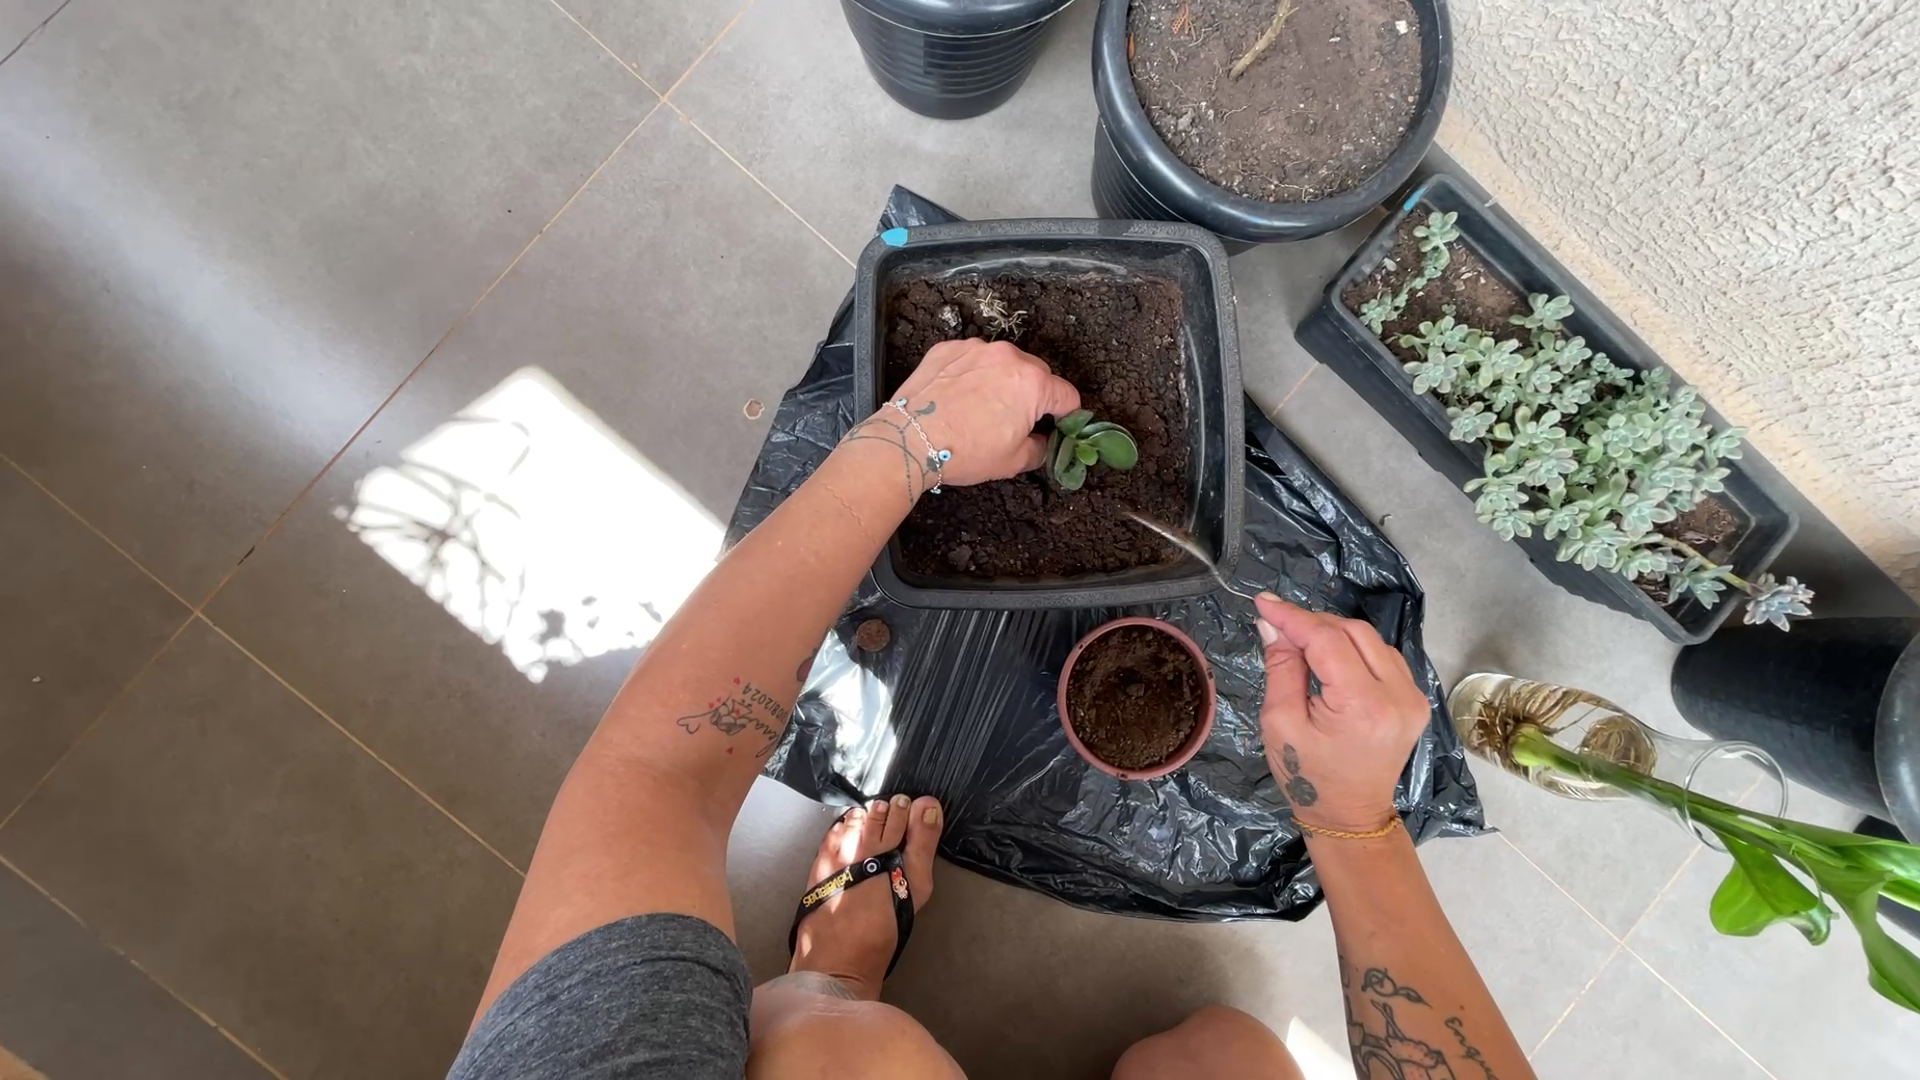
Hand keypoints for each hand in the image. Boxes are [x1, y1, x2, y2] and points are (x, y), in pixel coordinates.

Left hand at [883, 338, 1080, 487]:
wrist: (909, 440)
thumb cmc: (963, 451)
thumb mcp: (1012, 461)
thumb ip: (1039, 449)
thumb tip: (1043, 442)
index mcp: (1032, 384)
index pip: (1067, 396)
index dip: (1067, 415)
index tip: (1059, 426)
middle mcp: (1008, 357)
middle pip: (1037, 375)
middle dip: (1033, 397)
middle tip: (1016, 422)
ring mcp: (976, 349)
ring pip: (1003, 364)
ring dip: (1002, 382)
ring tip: (981, 410)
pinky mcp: (948, 349)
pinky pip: (972, 359)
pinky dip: (972, 374)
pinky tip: (959, 399)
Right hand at [1254, 593, 1430, 832]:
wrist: (1349, 814)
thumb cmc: (1307, 774)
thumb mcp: (1279, 721)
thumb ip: (1281, 668)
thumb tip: (1272, 625)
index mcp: (1363, 706)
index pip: (1326, 640)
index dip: (1293, 617)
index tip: (1263, 601)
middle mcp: (1398, 696)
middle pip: (1353, 632)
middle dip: (1312, 622)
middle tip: (1277, 625)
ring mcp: (1412, 697)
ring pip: (1370, 639)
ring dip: (1332, 632)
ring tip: (1298, 641)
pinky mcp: (1414, 700)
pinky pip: (1381, 655)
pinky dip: (1351, 646)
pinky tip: (1327, 656)